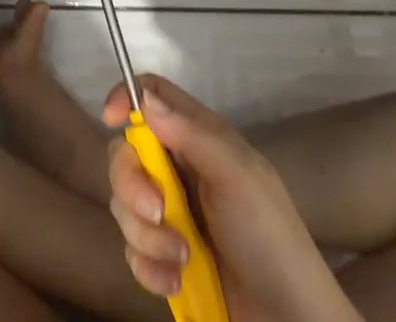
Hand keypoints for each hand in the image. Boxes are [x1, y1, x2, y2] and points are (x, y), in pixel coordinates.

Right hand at [105, 76, 360, 321]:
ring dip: (148, 237)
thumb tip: (145, 97)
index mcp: (200, 139)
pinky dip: (149, 268)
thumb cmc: (268, 236)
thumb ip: (193, 135)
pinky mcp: (162, 254)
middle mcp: (179, 169)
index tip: (111, 119)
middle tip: (159, 213)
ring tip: (183, 259)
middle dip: (133, 187)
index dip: (128, 97)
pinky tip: (175, 281)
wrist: (284, 317)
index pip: (154, 95)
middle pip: (126, 154)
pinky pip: (131, 250)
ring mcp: (169, 213)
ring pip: (124, 206)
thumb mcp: (238, 178)